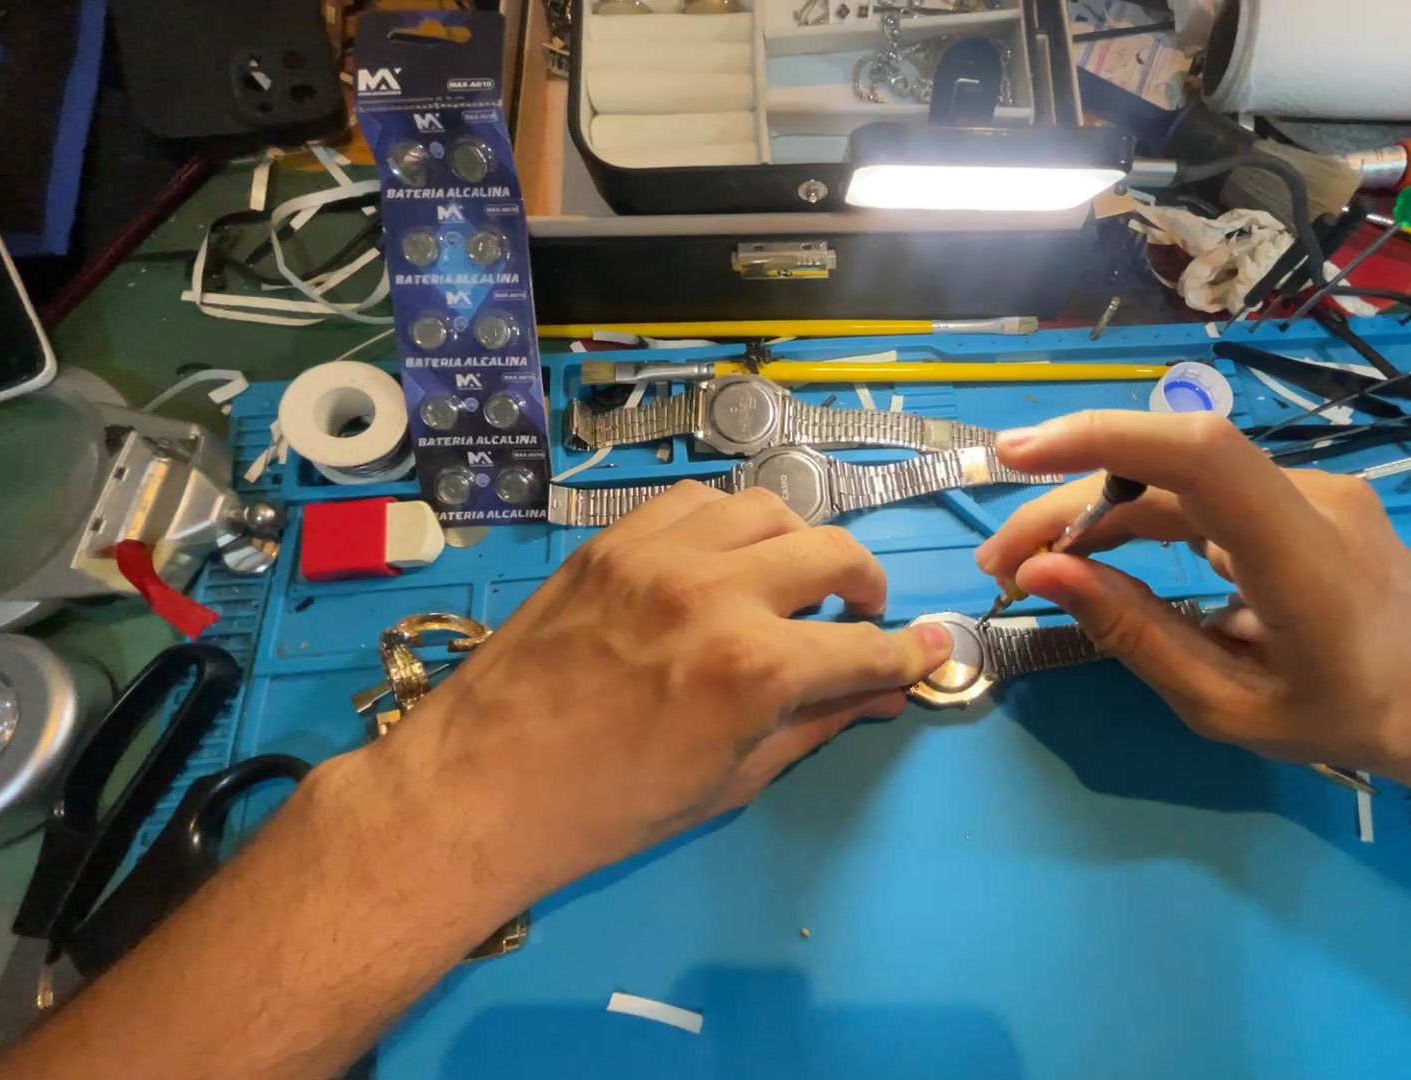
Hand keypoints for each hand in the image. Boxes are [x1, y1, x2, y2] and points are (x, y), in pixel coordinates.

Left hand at [387, 482, 954, 906]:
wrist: (483, 785)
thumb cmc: (614, 805)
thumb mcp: (734, 778)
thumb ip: (820, 723)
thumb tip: (887, 692)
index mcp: (754, 668)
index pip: (864, 647)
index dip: (907, 653)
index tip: (927, 649)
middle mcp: (718, 591)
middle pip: (833, 555)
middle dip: (869, 586)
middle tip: (863, 612)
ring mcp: (662, 554)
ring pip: (770, 510)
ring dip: (802, 543)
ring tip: (795, 576)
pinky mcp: (617, 539)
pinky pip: (699, 501)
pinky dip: (732, 523)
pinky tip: (727, 554)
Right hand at [975, 411, 1410, 785]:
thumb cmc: (1349, 716)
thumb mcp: (1226, 703)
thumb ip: (1132, 634)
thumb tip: (1041, 575)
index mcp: (1301, 557)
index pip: (1197, 457)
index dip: (1102, 438)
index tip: (1017, 455)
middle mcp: (1305, 498)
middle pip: (1159, 471)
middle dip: (1062, 506)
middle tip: (998, 561)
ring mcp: (1300, 489)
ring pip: (1166, 482)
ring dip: (1088, 515)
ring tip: (1029, 564)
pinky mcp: (1287, 497)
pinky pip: (1192, 496)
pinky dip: (1128, 520)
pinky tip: (1092, 557)